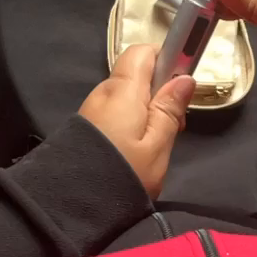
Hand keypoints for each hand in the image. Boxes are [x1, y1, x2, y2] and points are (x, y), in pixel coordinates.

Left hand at [78, 44, 194, 197]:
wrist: (73, 204)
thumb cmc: (123, 173)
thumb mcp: (157, 146)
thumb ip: (170, 110)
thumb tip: (184, 78)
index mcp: (123, 89)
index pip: (143, 51)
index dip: (165, 61)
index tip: (178, 90)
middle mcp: (103, 92)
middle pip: (136, 76)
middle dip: (159, 94)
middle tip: (172, 127)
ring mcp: (91, 109)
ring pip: (126, 96)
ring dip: (144, 112)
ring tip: (153, 145)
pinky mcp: (85, 126)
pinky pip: (113, 113)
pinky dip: (128, 123)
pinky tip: (134, 150)